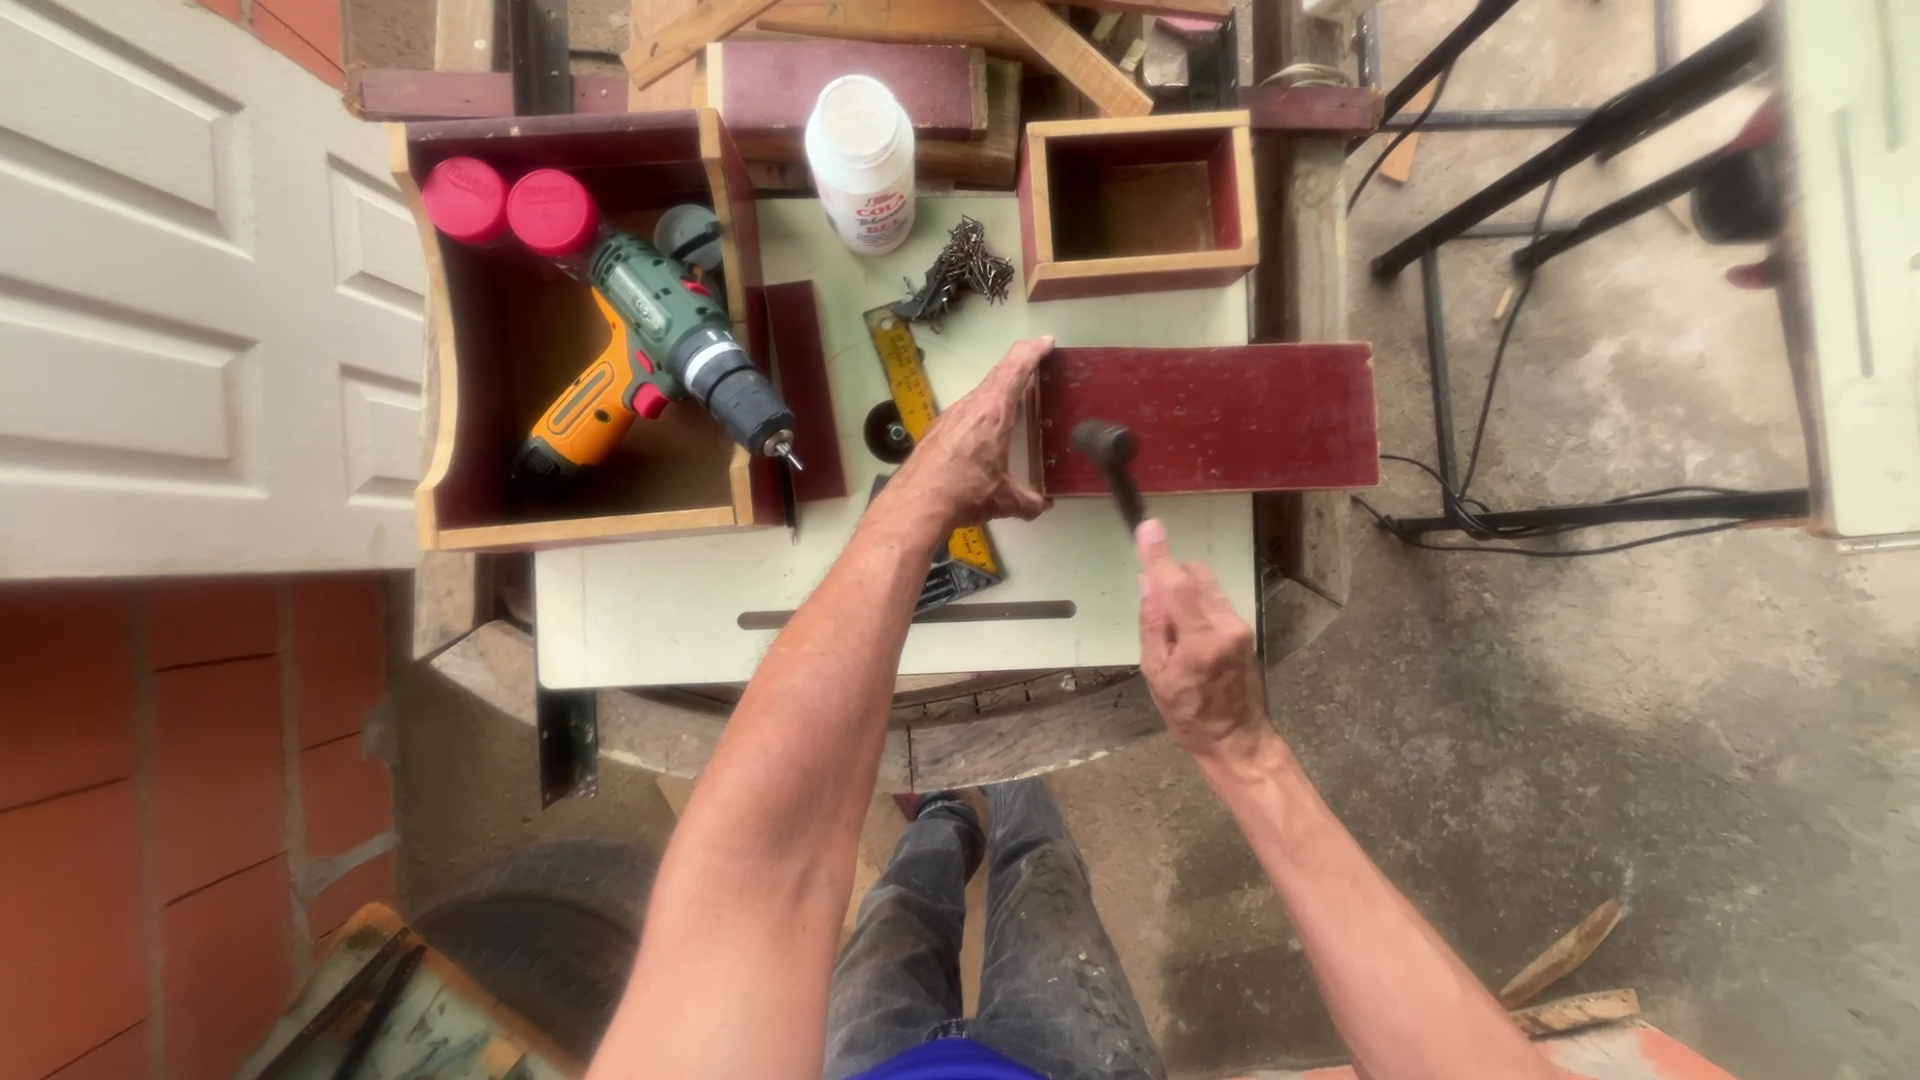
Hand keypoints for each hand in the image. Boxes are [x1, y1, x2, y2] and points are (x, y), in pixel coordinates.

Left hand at [887, 336, 1054, 535]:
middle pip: (998, 374)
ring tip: (1013, 398)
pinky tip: (983, 430)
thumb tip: (1042, 506)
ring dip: (997, 389)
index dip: (1033, 351)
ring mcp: (950, 416)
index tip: (1046, 342)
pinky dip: (980, 410)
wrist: (916, 504)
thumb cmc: (964, 493)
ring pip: (979, 392)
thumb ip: (1029, 501)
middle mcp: (971, 406)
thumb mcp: (1005, 500)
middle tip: (1034, 360)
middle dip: (1019, 363)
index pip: (1016, 369)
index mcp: (994, 413)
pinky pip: (965, 412)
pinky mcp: (936, 430)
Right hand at [1136, 518, 1279, 769]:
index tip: (1148, 528)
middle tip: (1155, 606)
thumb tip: (1149, 583)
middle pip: (1196, 575)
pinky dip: (1197, 606)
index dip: (1160, 555)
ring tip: (1174, 631)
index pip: (1177, 585)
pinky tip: (1190, 637)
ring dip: (1185, 592)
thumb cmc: (1188, 715)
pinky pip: (1215, 601)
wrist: (1237, 741)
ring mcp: (1241, 627)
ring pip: (1207, 586)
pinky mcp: (1246, 630)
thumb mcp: (1155, 673)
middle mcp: (1227, 626)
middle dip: (1172, 576)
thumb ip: (1153, 624)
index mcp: (1201, 641)